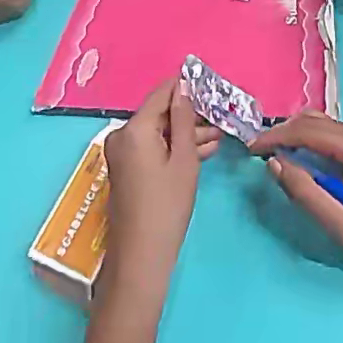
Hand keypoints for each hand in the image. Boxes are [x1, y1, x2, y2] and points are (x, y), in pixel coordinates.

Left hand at [103, 79, 222, 283]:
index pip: (161, 93)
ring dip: (184, 134)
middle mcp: (122, 135)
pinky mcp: (126, 169)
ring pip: (158, 133)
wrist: (141, 255)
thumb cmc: (167, 205)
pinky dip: (173, 148)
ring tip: (218, 136)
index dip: (185, 87)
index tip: (210, 87)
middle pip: (159, 114)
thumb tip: (184, 88)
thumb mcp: (184, 159)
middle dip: (189, 115)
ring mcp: (122, 153)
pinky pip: (152, 148)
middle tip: (220, 117)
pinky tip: (202, 151)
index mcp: (134, 128)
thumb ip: (184, 119)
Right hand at [249, 112, 342, 283]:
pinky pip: (327, 134)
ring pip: (318, 123)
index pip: (305, 131)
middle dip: (280, 133)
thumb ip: (305, 192)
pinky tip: (296, 159)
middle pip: (310, 120)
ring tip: (271, 155)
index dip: (274, 137)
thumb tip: (274, 163)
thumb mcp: (339, 225)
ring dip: (292, 135)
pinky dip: (306, 140)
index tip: (250, 150)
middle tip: (256, 153)